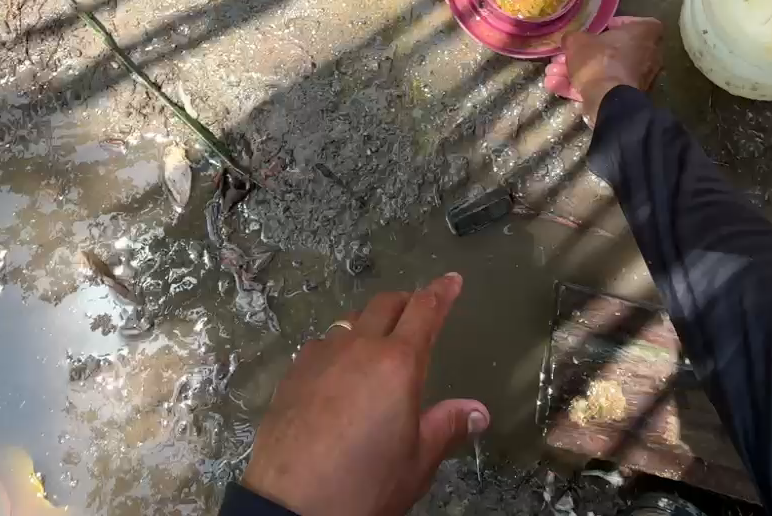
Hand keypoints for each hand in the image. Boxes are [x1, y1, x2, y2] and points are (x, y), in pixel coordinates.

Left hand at [241, 273, 488, 515]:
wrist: (291, 505)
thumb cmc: (365, 485)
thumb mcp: (416, 463)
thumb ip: (447, 426)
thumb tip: (479, 410)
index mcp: (398, 363)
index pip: (425, 311)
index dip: (441, 292)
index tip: (452, 279)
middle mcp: (360, 346)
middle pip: (386, 304)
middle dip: (406, 300)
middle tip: (419, 309)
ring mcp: (323, 354)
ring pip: (352, 320)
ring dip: (371, 321)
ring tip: (379, 340)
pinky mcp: (295, 370)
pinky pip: (324, 343)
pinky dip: (340, 345)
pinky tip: (339, 370)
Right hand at [545, 16, 663, 123]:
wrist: (608, 99)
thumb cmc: (599, 60)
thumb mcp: (577, 41)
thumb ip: (574, 38)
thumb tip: (571, 41)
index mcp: (644, 35)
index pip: (637, 23)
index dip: (617, 24)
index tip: (598, 29)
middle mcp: (647, 56)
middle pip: (612, 51)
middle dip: (583, 55)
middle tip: (562, 57)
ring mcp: (638, 79)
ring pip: (603, 71)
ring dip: (576, 72)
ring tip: (552, 74)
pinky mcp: (627, 97)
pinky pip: (603, 87)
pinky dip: (581, 87)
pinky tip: (556, 86)